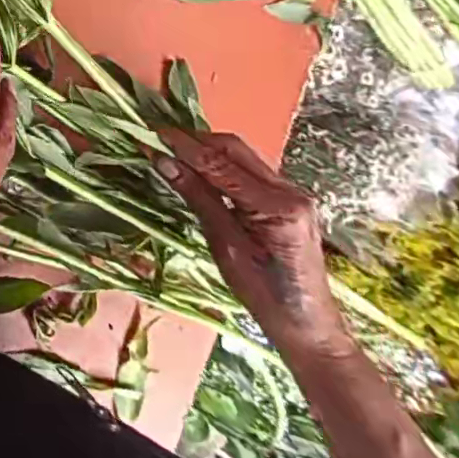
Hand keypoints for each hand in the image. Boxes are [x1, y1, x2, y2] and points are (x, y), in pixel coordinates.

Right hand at [153, 128, 352, 360]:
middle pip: (234, 149)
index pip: (220, 164)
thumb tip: (163, 161)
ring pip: (241, 155)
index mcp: (277, 206)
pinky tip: (198, 169)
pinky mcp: (287, 199)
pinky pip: (247, 169)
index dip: (182, 146)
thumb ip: (197, 197)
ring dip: (205, 149)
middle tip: (158, 139)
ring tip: (172, 151)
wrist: (308, 324)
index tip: (151, 133)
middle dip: (194, 140)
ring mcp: (291, 193)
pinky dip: (219, 164)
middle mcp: (290, 191)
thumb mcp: (224, 245)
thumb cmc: (264, 294)